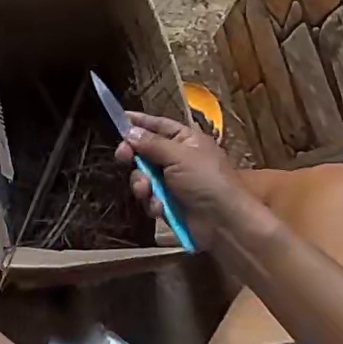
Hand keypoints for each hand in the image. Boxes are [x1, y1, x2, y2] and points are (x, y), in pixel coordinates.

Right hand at [115, 111, 278, 256]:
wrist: (224, 224)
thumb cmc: (207, 181)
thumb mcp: (179, 156)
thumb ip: (151, 143)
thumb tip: (129, 131)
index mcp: (186, 140)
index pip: (158, 125)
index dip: (139, 122)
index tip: (118, 119)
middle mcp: (177, 158)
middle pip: (144, 151)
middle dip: (133, 157)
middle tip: (123, 158)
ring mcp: (172, 182)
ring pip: (142, 176)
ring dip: (142, 184)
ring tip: (148, 191)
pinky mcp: (168, 203)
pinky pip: (148, 197)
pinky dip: (152, 202)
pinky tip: (160, 208)